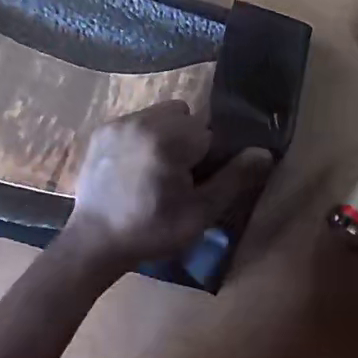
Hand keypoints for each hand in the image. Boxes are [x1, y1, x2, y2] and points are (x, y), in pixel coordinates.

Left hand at [57, 101, 271, 271]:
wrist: (94, 243)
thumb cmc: (152, 232)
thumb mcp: (200, 213)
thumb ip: (234, 178)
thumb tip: (264, 152)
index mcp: (168, 139)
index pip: (210, 133)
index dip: (210, 158)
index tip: (197, 183)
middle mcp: (142, 121)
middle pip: (186, 116)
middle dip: (190, 141)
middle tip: (178, 177)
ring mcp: (118, 123)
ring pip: (162, 114)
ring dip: (168, 134)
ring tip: (156, 170)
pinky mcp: (102, 131)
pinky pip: (137, 120)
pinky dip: (144, 136)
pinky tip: (135, 167)